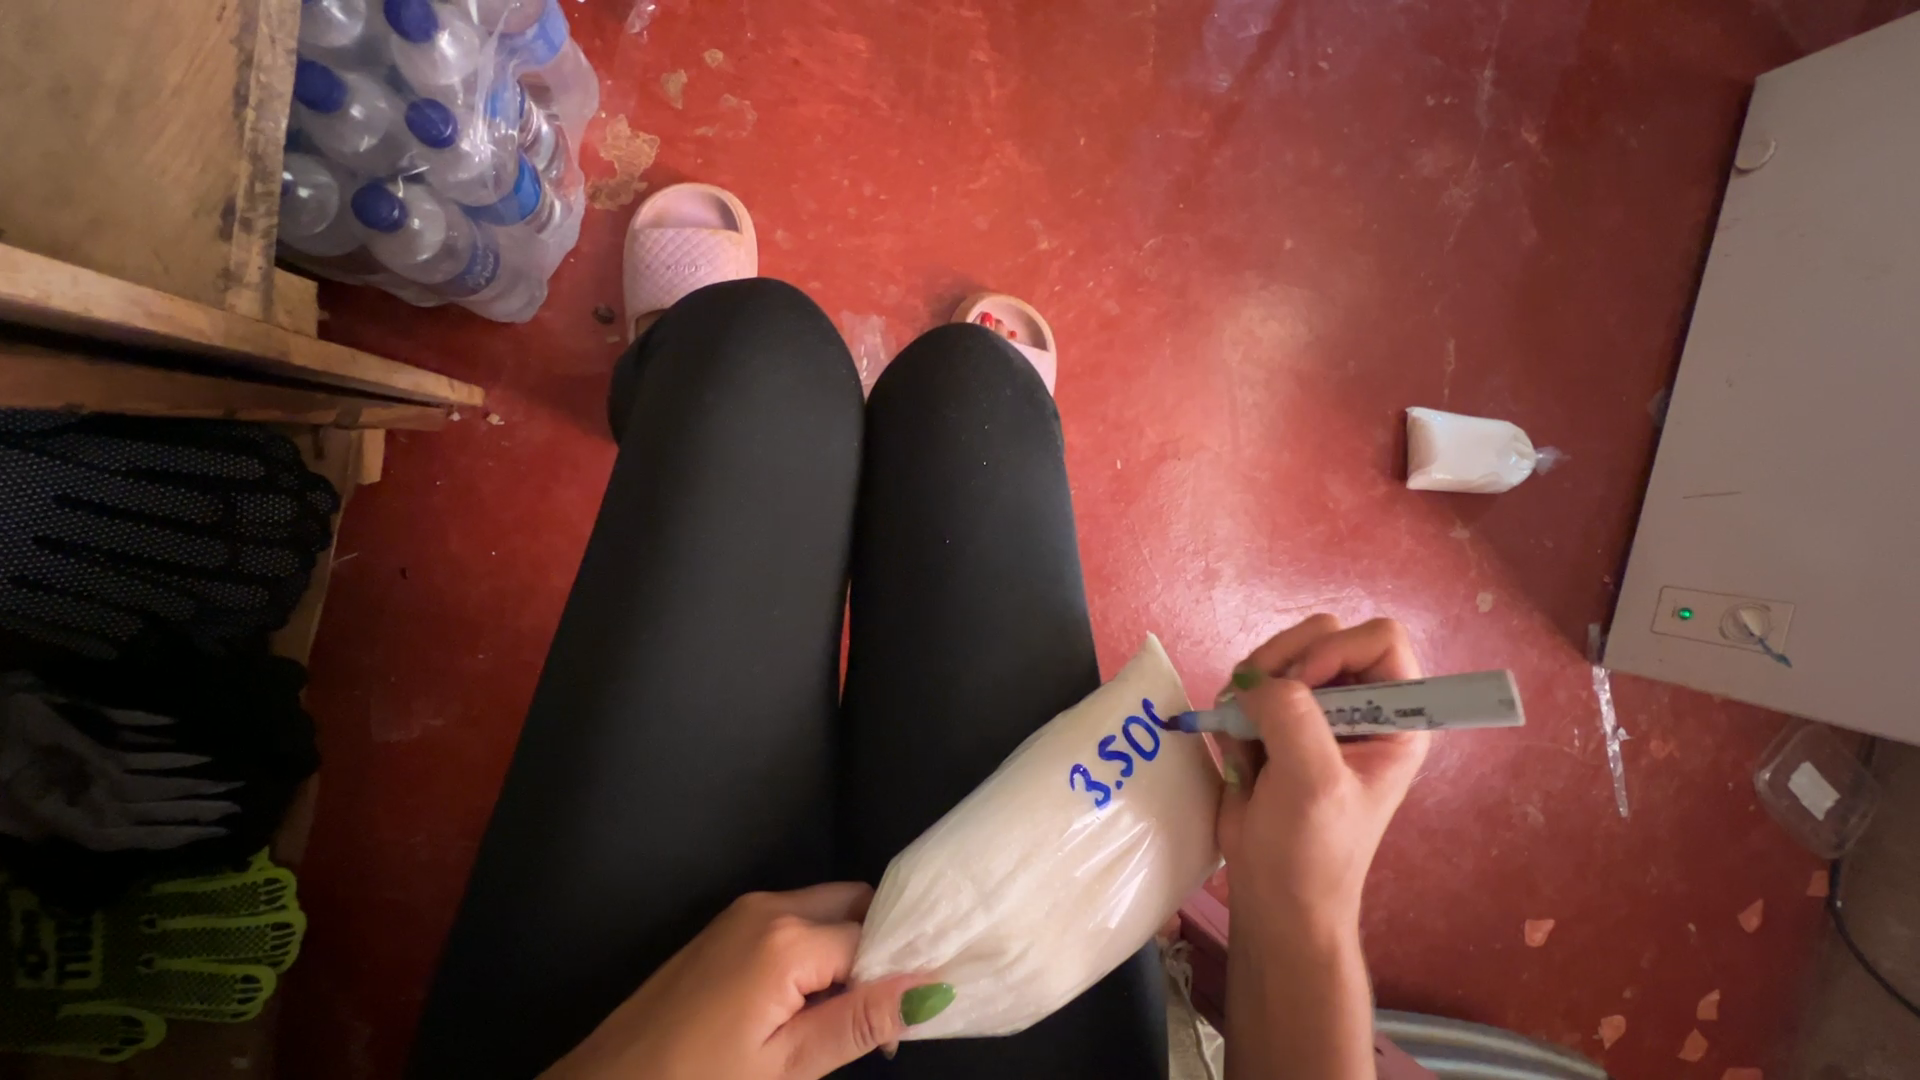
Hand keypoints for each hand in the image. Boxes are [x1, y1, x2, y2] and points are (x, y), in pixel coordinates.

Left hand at [542, 884, 954, 1079]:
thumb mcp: (785, 1069)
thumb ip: (859, 1022)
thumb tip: (930, 988)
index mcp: (787, 938)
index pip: (873, 936)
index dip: (898, 971)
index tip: (908, 1016)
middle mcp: (769, 905)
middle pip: (853, 903)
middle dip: (878, 946)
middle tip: (881, 1010)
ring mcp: (744, 911)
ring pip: (824, 909)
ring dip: (846, 948)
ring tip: (844, 1014)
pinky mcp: (726, 925)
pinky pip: (792, 919)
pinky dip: (814, 948)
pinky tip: (806, 1000)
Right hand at [1213, 616, 1428, 1079]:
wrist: (1271, 892)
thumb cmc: (1312, 848)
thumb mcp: (1313, 783)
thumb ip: (1293, 718)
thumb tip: (1255, 680)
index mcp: (1394, 716)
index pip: (1379, 638)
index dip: (1337, 648)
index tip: (1305, 682)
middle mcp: (1355, 703)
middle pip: (1320, 634)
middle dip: (1282, 660)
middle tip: (1258, 699)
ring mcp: (1309, 710)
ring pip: (1277, 654)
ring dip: (1251, 683)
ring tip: (1243, 730)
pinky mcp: (1269, 720)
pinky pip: (1246, 683)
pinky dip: (1233, 705)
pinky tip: (1236, 746)